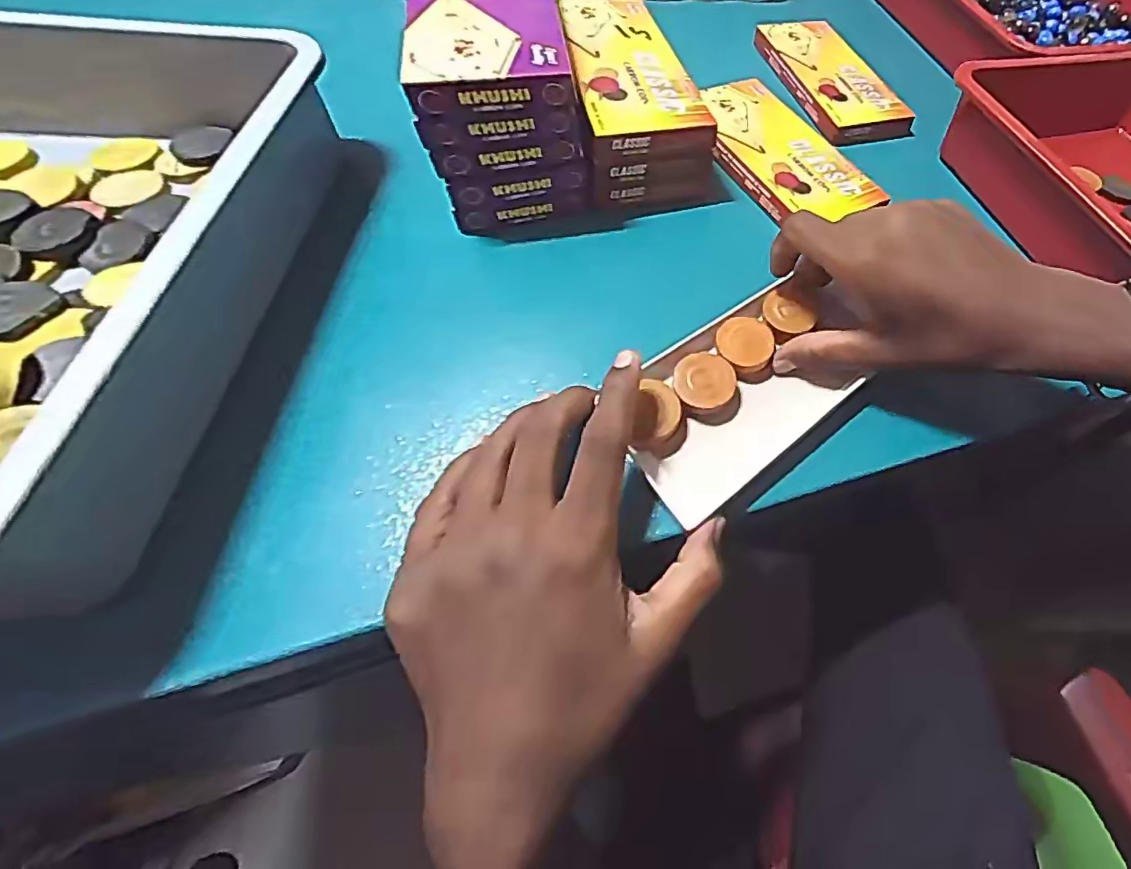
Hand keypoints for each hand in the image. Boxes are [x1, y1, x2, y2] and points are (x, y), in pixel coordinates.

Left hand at [386, 352, 724, 868]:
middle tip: (584, 399)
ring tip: (542, 420)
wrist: (496, 769)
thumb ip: (697, 577)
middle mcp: (512, 535)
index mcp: (576, 546)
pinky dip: (470, 464)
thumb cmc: (586, 700)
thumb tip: (717, 521)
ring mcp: (453, 553)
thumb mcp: (658, 643)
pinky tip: (487, 462)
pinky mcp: (412, 575)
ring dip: (520, 425)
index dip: (617, 395)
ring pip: (486, 456)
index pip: (600, 446)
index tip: (624, 362)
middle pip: (536, 435)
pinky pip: (439, 495)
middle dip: (566, 402)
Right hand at [769, 201, 1130, 384]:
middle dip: (820, 260)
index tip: (789, 276)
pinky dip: (887, 239)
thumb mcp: (883, 352)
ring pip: (863, 223)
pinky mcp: (938, 205)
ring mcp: (913, 208)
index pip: (798, 227)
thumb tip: (781, 361)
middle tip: (833, 293)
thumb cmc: (949, 339)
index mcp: (860, 256)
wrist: (1025, 312)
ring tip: (879, 283)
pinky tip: (914, 268)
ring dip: (855, 249)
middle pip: (830, 230)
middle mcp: (880, 220)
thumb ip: (825, 350)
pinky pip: (896, 217)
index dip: (782, 248)